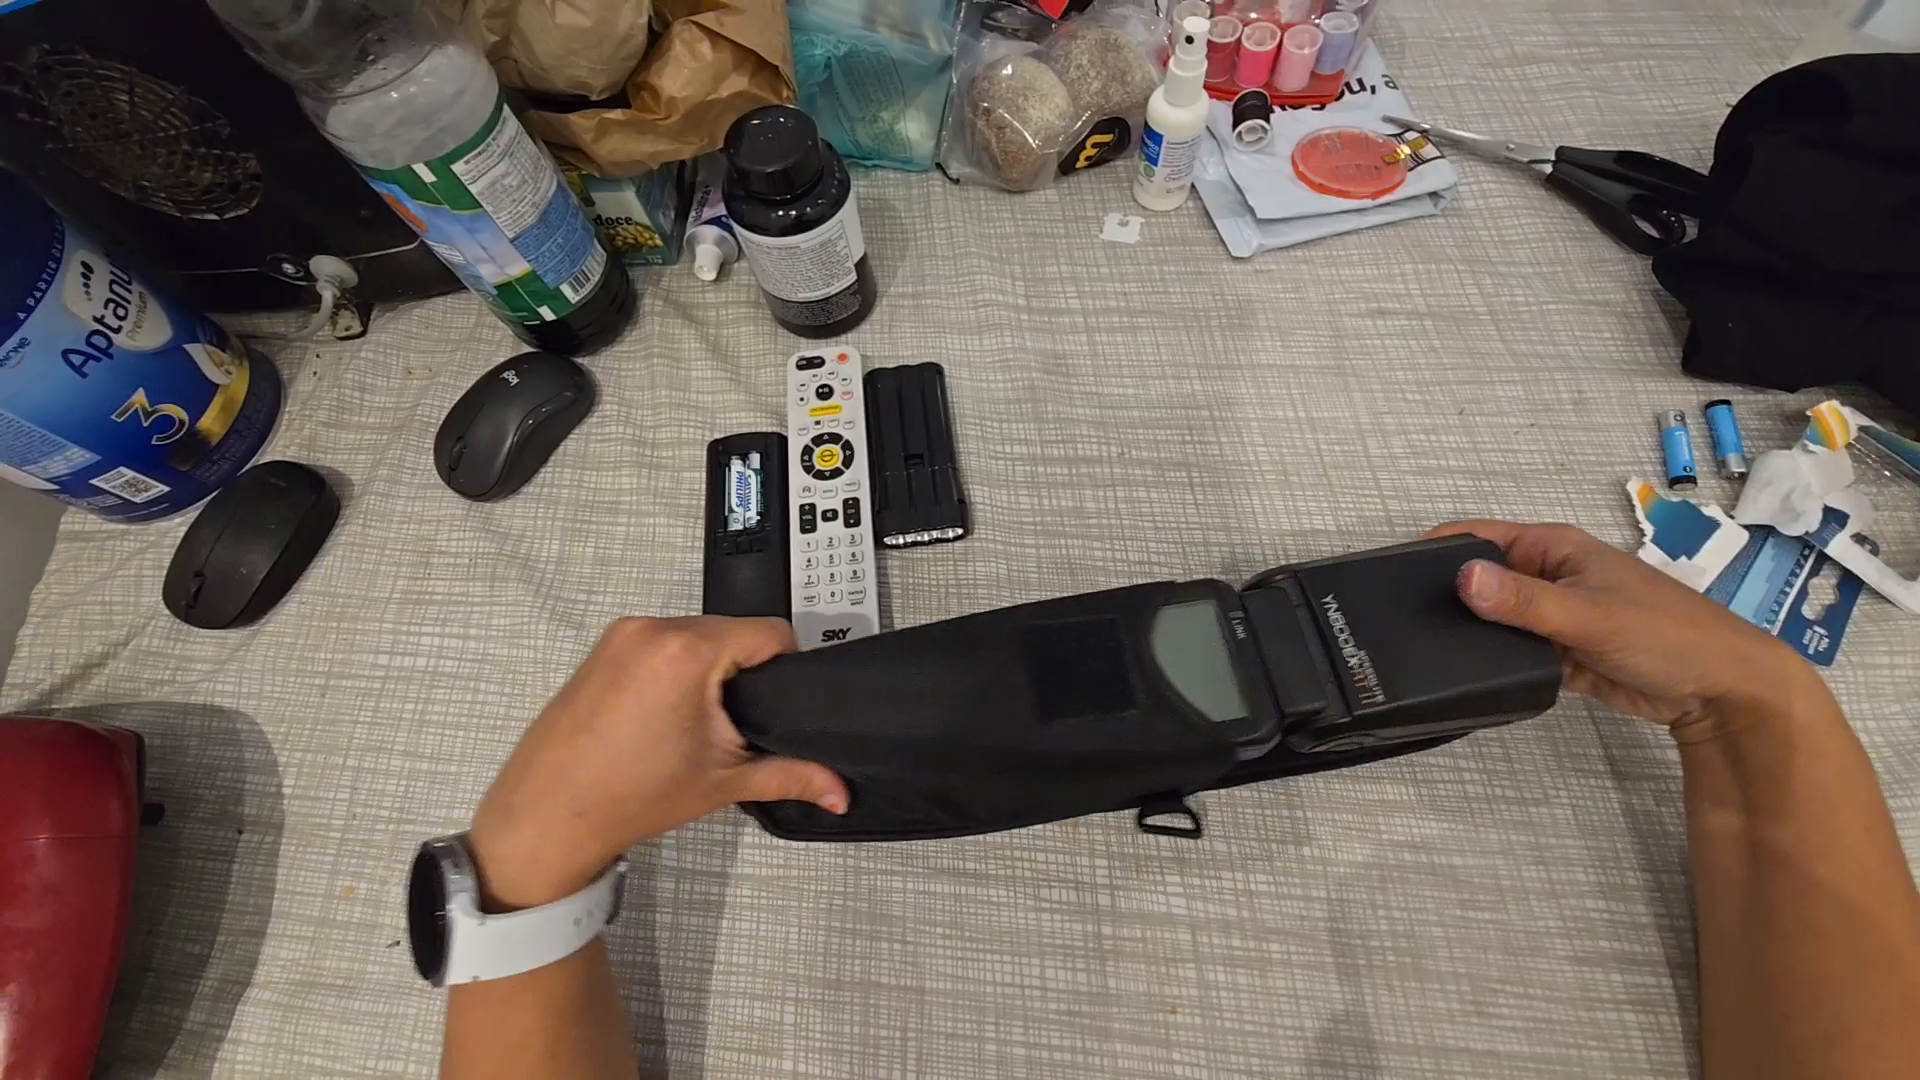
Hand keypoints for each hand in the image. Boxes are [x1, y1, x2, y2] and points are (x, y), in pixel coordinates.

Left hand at [467, 616, 846, 909]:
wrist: (544, 817)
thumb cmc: (630, 797)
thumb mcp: (725, 781)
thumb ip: (793, 776)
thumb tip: (842, 792)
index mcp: (688, 650)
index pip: (771, 632)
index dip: (788, 665)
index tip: (780, 702)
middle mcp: (654, 628)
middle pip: (734, 630)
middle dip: (747, 669)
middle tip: (741, 719)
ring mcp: (624, 632)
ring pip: (700, 632)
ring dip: (714, 664)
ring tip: (706, 717)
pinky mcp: (605, 644)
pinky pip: (665, 638)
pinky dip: (681, 663)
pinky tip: (672, 708)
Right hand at [1425, 520, 1835, 739]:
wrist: (1726, 696)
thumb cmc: (1667, 634)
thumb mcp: (1589, 614)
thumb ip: (1523, 599)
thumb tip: (1459, 579)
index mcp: (1550, 548)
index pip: (1474, 537)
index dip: (1432, 549)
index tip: (1388, 573)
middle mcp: (1542, 574)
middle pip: (1474, 577)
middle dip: (1440, 593)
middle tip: (1395, 617)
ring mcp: (1545, 613)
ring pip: (1486, 615)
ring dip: (1462, 628)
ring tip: (1414, 644)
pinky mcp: (1550, 649)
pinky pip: (1503, 647)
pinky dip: (1483, 656)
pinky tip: (1454, 668)